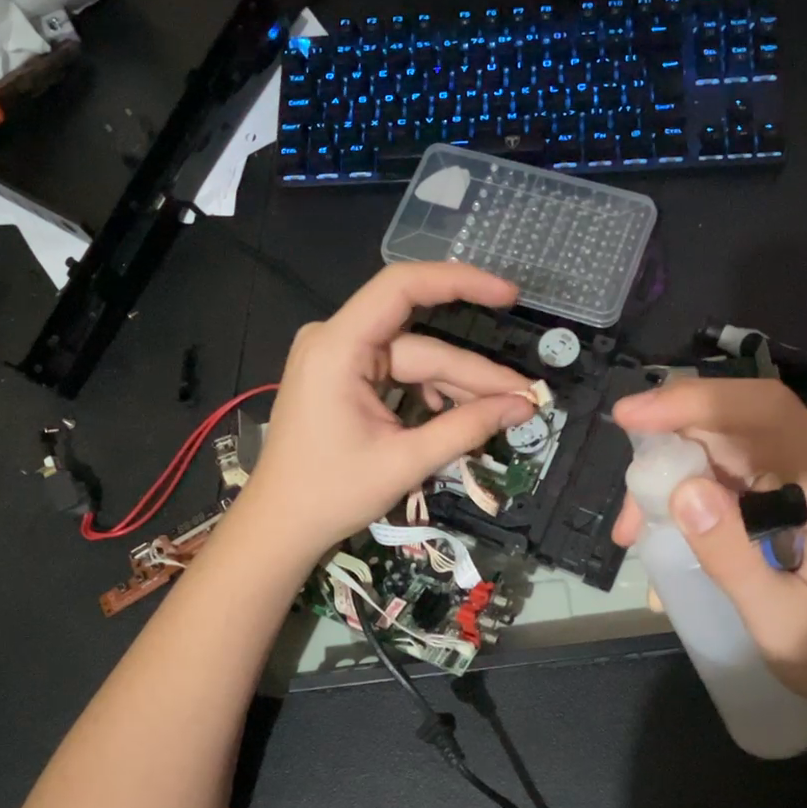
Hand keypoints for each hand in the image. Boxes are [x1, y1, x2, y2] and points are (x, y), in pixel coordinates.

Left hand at [238, 262, 537, 557]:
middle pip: (421, 344)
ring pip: (415, 362)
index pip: (403, 289)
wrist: (281, 525)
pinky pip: (398, 376)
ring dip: (457, 388)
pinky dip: (431, 395)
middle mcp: (335, 340)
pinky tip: (461, 416)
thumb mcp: (405, 461)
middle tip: (525, 398)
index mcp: (338, 348)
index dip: (460, 282)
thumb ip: (466, 428)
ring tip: (505, 412)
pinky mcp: (343, 379)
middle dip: (473, 374)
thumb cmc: (332, 495)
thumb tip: (523, 406)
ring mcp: (337, 359)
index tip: (510, 296)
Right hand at [611, 378, 806, 704]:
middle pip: (734, 424)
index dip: (694, 401)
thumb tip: (681, 490)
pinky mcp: (794, 490)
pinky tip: (667, 540)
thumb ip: (732, 556)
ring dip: (673, 480)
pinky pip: (731, 473)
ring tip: (636, 536)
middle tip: (627, 517)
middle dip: (668, 453)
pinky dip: (691, 496)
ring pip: (724, 447)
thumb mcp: (780, 620)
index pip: (764, 411)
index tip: (630, 417)